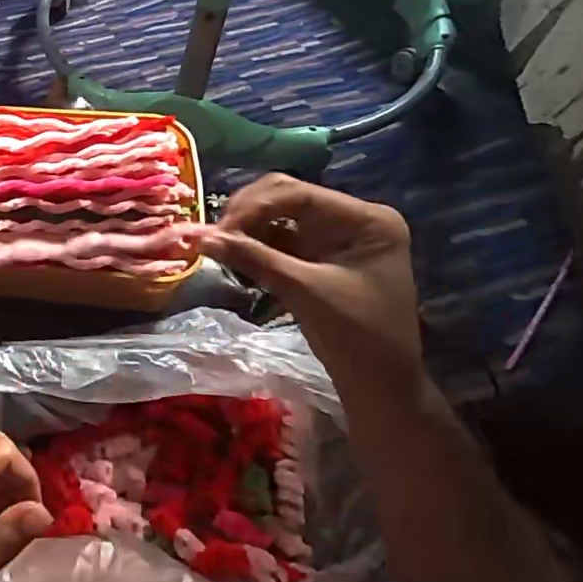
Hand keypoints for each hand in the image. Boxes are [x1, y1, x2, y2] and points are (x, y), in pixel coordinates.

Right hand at [201, 173, 423, 398]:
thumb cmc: (357, 337)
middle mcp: (351, 218)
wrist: (380, 387)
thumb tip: (202, 238)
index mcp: (366, 219)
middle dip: (248, 212)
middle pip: (287, 196)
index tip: (219, 229)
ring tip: (218, 244)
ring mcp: (333, 236)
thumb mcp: (304, 292)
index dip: (254, 205)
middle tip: (215, 235)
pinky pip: (278, 236)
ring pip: (278, 214)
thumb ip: (254, 258)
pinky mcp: (317, 255)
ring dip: (247, 227)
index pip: (300, 194)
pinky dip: (255, 243)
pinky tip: (232, 252)